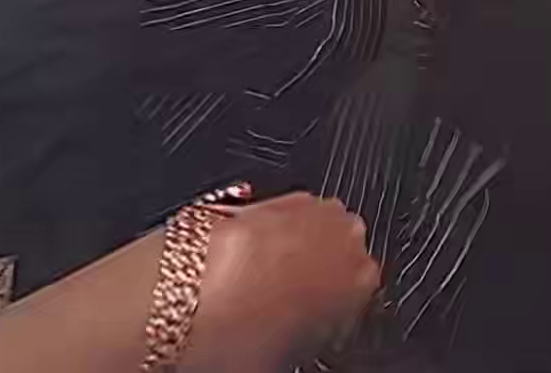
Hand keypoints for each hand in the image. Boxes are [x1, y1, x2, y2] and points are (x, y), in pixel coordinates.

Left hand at [185, 194, 380, 371]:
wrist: (187, 286)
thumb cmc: (234, 329)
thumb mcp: (279, 358)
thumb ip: (307, 339)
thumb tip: (300, 336)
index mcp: (361, 277)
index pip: (362, 298)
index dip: (337, 318)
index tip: (316, 330)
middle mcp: (349, 235)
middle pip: (346, 258)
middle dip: (322, 279)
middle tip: (287, 311)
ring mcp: (319, 208)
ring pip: (321, 234)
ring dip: (301, 254)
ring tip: (261, 287)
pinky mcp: (286, 193)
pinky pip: (295, 218)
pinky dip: (279, 237)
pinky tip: (247, 265)